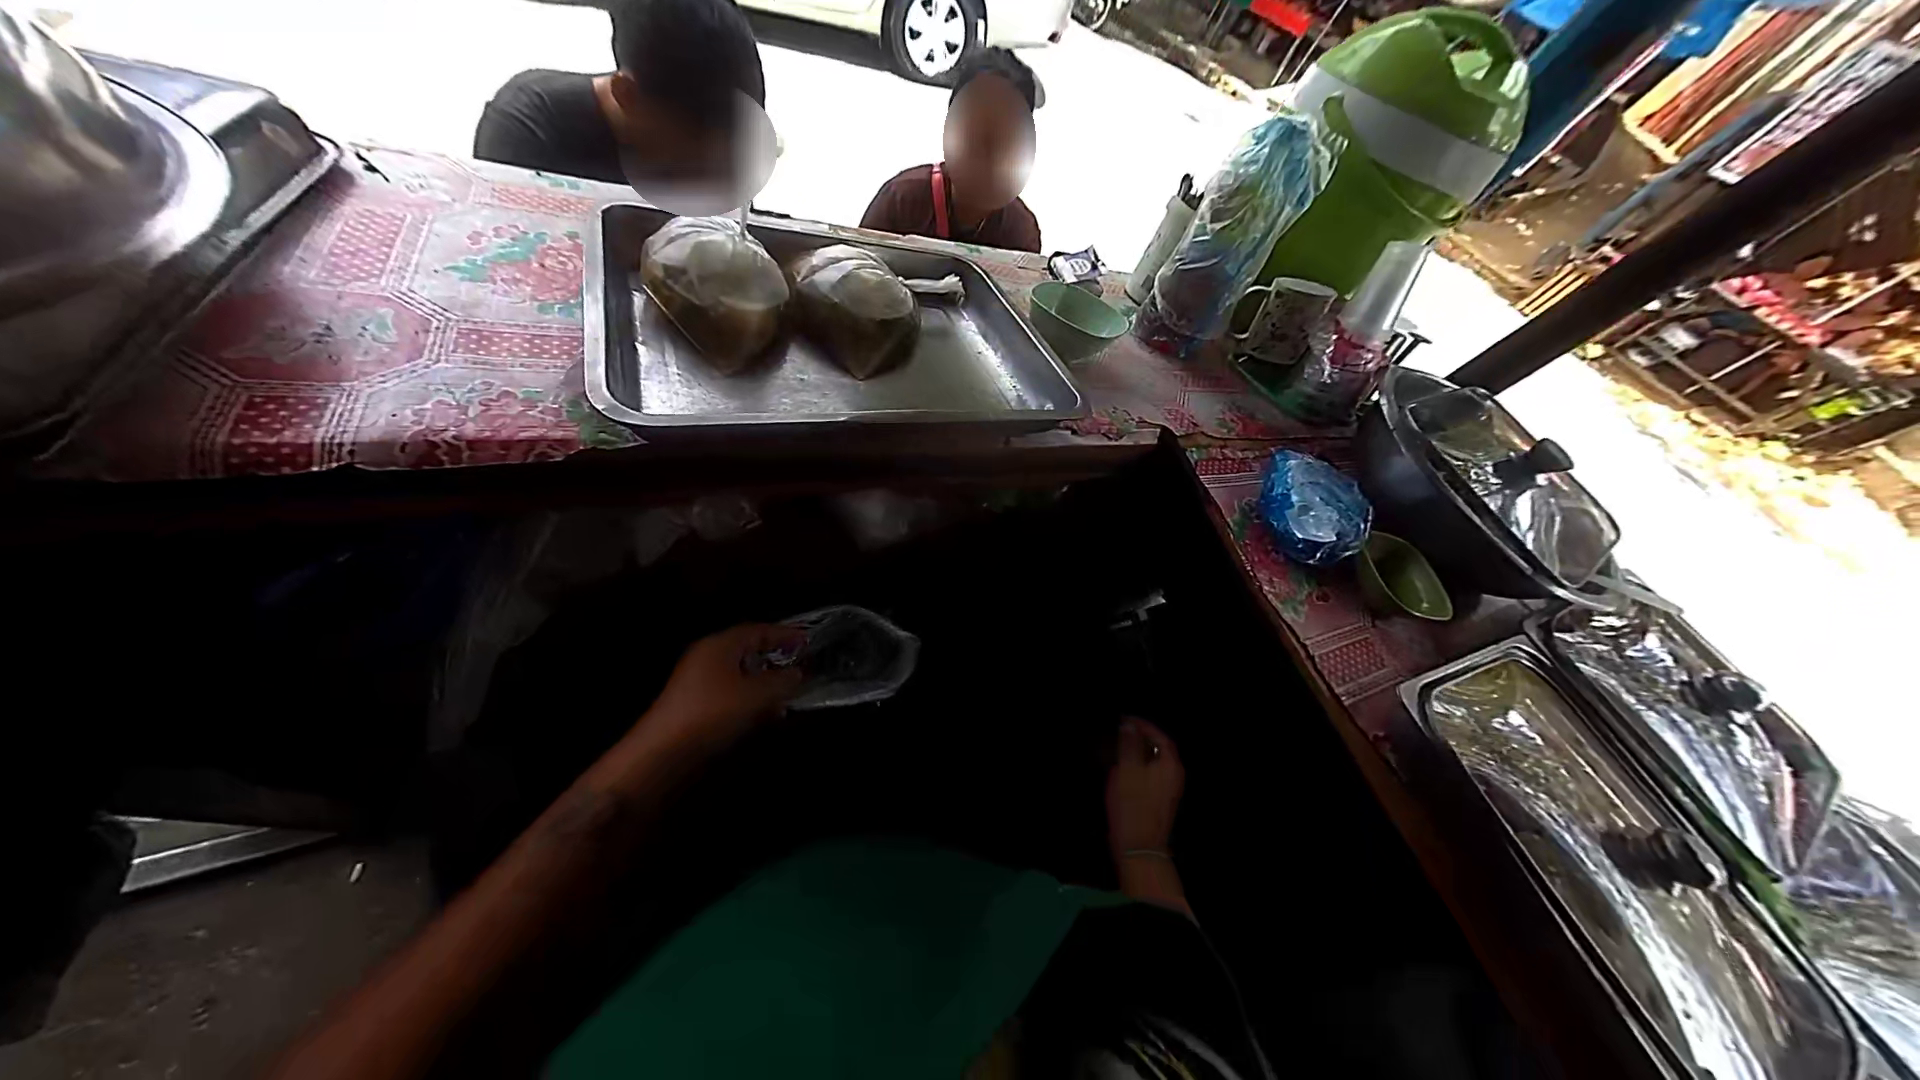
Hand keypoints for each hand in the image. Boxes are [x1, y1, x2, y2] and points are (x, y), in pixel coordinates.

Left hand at [642, 624, 806, 751]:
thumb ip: (782, 681)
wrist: (664, 751)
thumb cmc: (714, 712)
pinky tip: (764, 715)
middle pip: (747, 650)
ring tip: (787, 695)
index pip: (758, 630)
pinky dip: (750, 698)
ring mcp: (698, 680)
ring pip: (740, 673)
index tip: (807, 641)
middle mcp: (707, 656)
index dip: (784, 634)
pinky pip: (731, 691)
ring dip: (764, 682)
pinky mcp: (695, 703)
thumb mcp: (756, 695)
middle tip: (800, 665)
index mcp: (720, 645)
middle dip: (775, 658)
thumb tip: (798, 673)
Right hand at [1105, 717, 1184, 858]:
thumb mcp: (1126, 770)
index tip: (1127, 720)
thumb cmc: (1132, 807)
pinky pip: (1151, 776)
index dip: (1144, 726)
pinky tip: (1124, 772)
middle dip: (1142, 739)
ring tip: (1120, 749)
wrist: (1138, 847)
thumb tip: (1129, 725)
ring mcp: (1168, 791)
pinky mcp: (1160, 801)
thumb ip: (1129, 745)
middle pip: (1160, 750)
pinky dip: (1139, 767)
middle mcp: (1174, 777)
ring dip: (1139, 754)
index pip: (1161, 738)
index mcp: (1170, 766)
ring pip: (1155, 764)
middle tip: (1123, 732)